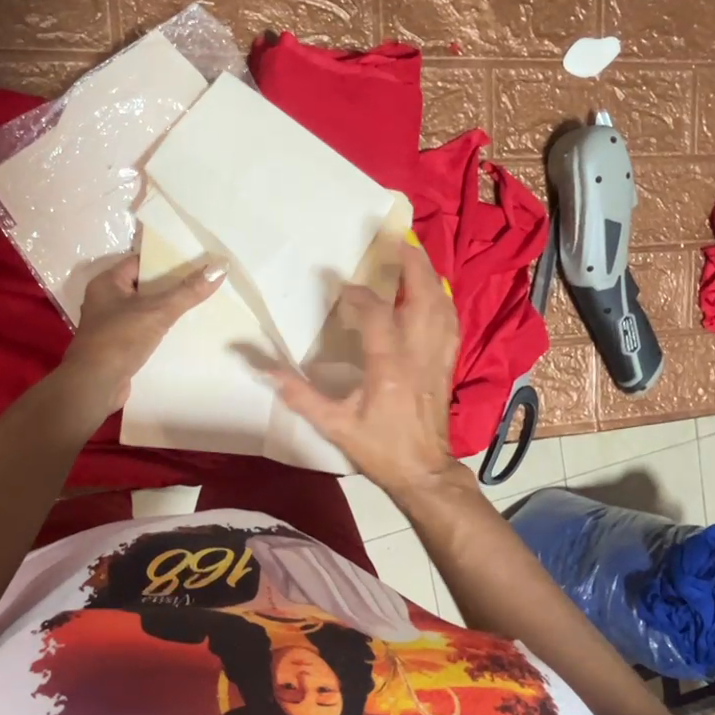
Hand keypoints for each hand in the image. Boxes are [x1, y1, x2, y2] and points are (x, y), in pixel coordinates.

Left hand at [51, 254, 224, 428]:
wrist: (95, 384)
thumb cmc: (120, 339)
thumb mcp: (158, 311)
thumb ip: (188, 291)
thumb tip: (220, 267)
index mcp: (107, 282)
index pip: (139, 261)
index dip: (164, 258)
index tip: (192, 259)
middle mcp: (104, 299)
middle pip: (142, 285)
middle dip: (169, 284)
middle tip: (199, 280)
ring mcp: (109, 324)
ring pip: (142, 309)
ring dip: (164, 308)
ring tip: (195, 303)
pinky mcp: (116, 346)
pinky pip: (141, 329)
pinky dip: (157, 328)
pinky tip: (178, 330)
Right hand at [271, 237, 462, 496]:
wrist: (423, 471)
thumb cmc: (379, 448)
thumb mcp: (334, 426)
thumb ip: (301, 395)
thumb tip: (264, 370)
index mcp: (389, 368)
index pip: (376, 315)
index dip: (358, 295)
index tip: (339, 286)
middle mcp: (418, 355)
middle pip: (424, 298)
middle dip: (412, 266)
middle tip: (397, 242)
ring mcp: (438, 359)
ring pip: (442, 306)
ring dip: (430, 278)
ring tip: (415, 257)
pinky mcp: (447, 365)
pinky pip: (450, 323)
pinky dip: (442, 301)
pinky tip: (434, 292)